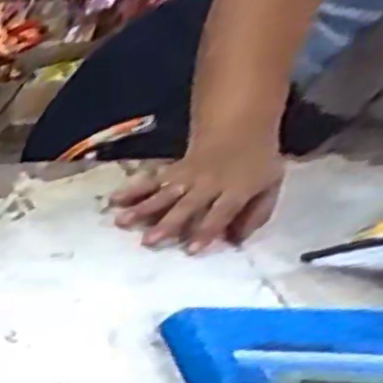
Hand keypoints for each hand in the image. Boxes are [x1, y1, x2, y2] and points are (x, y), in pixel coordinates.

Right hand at [110, 139, 283, 253]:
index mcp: (237, 189)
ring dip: (141, 209)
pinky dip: (131, 191)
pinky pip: (150, 182)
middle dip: (168, 223)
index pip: (223, 212)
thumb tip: (236, 240)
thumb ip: (256, 213)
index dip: (207, 230)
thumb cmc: (254, 166)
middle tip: (148, 241)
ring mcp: (187, 178)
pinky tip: (114, 200)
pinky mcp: (170, 172)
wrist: (240, 131)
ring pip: (164, 195)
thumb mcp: (269, 187)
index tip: (190, 251)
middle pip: (187, 206)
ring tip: (120, 222)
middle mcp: (209, 184)